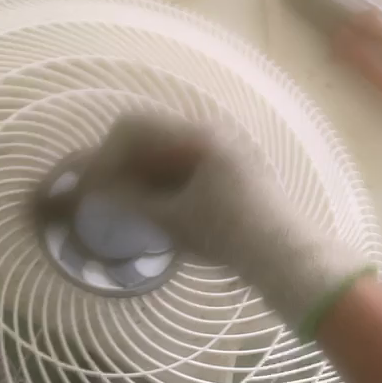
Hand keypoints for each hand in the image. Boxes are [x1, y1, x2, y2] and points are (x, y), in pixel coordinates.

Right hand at [82, 111, 372, 336]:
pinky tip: (160, 205)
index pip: (132, 126)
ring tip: (130, 203)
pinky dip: (165, 177)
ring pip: (167, 148)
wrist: (288, 256)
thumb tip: (95, 189)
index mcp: (195, 136)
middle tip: (106, 194)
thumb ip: (129, 200)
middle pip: (150, 134)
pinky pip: (187, 160)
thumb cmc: (229, 235)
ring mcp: (225, 147)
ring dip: (142, 170)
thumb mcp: (172, 220)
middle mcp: (211, 131)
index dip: (104, 153)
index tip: (93, 186)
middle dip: (121, 161)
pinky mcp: (233, 166)